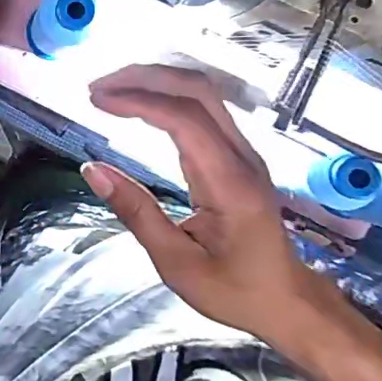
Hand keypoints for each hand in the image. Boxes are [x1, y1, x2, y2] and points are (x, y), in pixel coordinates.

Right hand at [80, 65, 352, 349]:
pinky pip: (200, 107)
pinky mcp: (235, 153)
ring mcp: (243, 151)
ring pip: (201, 92)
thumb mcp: (177, 264)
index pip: (184, 118)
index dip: (137, 100)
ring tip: (109, 90)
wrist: (290, 303)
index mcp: (230, 183)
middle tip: (96, 88)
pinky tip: (137, 102)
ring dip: (153, 81)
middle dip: (143, 77)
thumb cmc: (235, 290)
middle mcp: (242, 156)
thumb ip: (135, 212)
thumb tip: (91, 169)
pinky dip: (164, 95)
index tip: (96, 100)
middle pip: (197, 90)